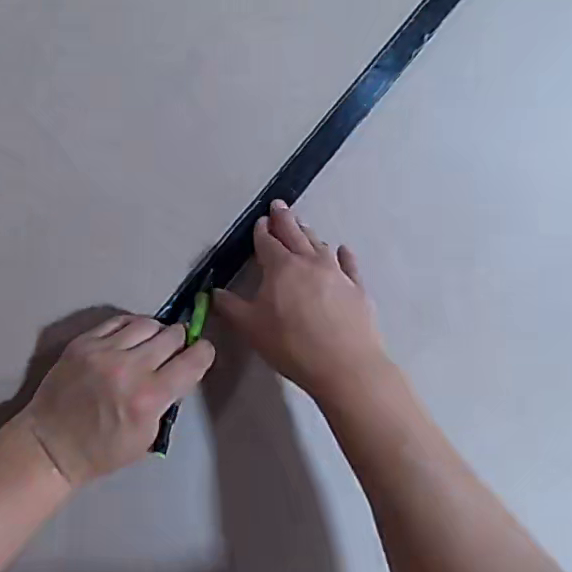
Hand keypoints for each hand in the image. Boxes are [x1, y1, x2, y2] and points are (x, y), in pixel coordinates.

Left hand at [22, 314, 214, 484]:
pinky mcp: (83, 342)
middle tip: (175, 350)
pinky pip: (118, 321)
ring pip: (146, 323)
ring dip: (156, 332)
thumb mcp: (148, 436)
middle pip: (171, 335)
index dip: (203, 353)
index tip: (202, 352)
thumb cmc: (102, 451)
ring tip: (152, 343)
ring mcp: (103, 352)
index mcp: (148, 398)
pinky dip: (131, 326)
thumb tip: (179, 371)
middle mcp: (128, 368)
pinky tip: (131, 337)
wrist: (51, 445)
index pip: (192, 360)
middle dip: (179, 342)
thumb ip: (167, 401)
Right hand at [214, 200, 389, 403]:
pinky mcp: (357, 288)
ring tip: (303, 226)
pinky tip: (342, 250)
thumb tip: (213, 292)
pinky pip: (349, 265)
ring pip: (320, 245)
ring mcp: (336, 273)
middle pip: (294, 234)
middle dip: (284, 218)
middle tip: (279, 205)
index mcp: (281, 267)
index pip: (267, 242)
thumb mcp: (251, 328)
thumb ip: (230, 307)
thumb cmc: (291, 345)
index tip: (260, 222)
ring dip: (309, 233)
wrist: (345, 365)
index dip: (262, 232)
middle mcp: (309, 262)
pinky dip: (344, 255)